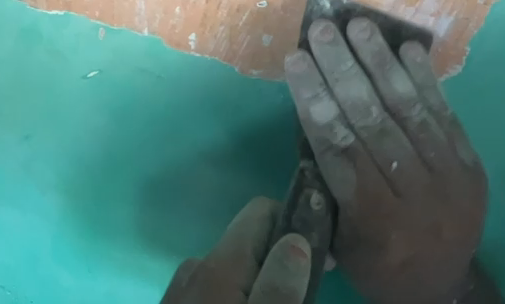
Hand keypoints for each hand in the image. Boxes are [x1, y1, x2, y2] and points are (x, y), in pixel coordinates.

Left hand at [161, 196, 313, 303]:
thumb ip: (278, 287)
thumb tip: (297, 238)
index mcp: (218, 261)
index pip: (261, 210)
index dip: (297, 228)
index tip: (324, 261)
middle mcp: (196, 264)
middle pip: (250, 243)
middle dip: (281, 261)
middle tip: (304, 295)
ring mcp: (180, 287)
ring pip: (233, 271)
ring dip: (259, 282)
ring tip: (278, 301)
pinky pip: (214, 290)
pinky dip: (236, 295)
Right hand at [284, 18, 491, 303]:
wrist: (442, 288)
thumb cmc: (376, 260)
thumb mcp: (340, 237)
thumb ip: (324, 182)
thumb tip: (307, 113)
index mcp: (375, 221)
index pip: (338, 149)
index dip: (315, 100)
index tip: (295, 59)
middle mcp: (415, 199)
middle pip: (372, 123)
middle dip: (344, 70)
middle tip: (323, 30)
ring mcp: (449, 181)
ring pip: (409, 112)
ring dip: (381, 62)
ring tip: (359, 24)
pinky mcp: (472, 168)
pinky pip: (445, 115)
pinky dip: (425, 80)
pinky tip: (407, 47)